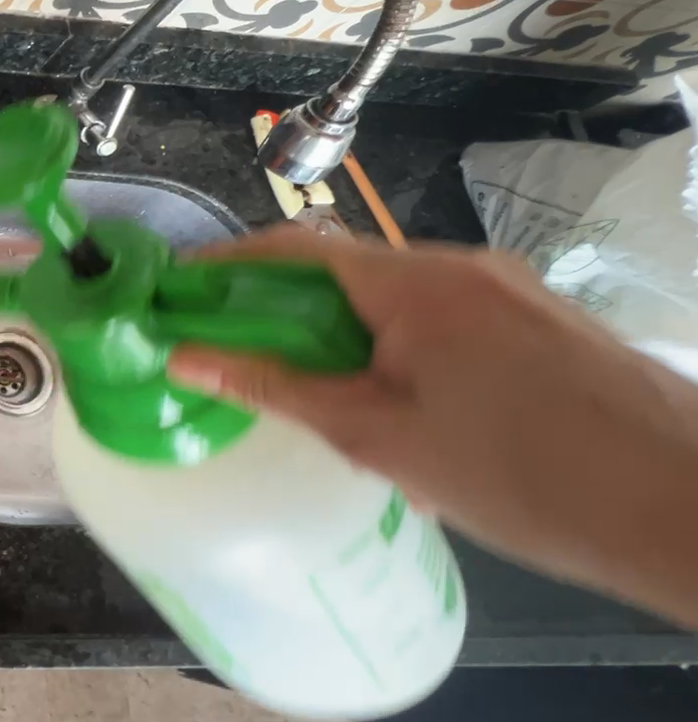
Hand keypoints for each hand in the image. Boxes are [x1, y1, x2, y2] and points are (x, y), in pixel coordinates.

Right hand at [167, 228, 697, 626]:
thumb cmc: (523, 475)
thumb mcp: (372, 435)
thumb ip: (270, 385)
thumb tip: (181, 357)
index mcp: (416, 283)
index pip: (294, 246)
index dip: (226, 262)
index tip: (178, 290)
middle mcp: (464, 269)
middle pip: (341, 270)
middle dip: (283, 309)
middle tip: (243, 359)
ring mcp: (512, 293)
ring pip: (391, 298)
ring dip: (341, 334)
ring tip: (324, 398)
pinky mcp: (544, 322)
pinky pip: (441, 318)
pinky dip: (394, 346)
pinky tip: (400, 408)